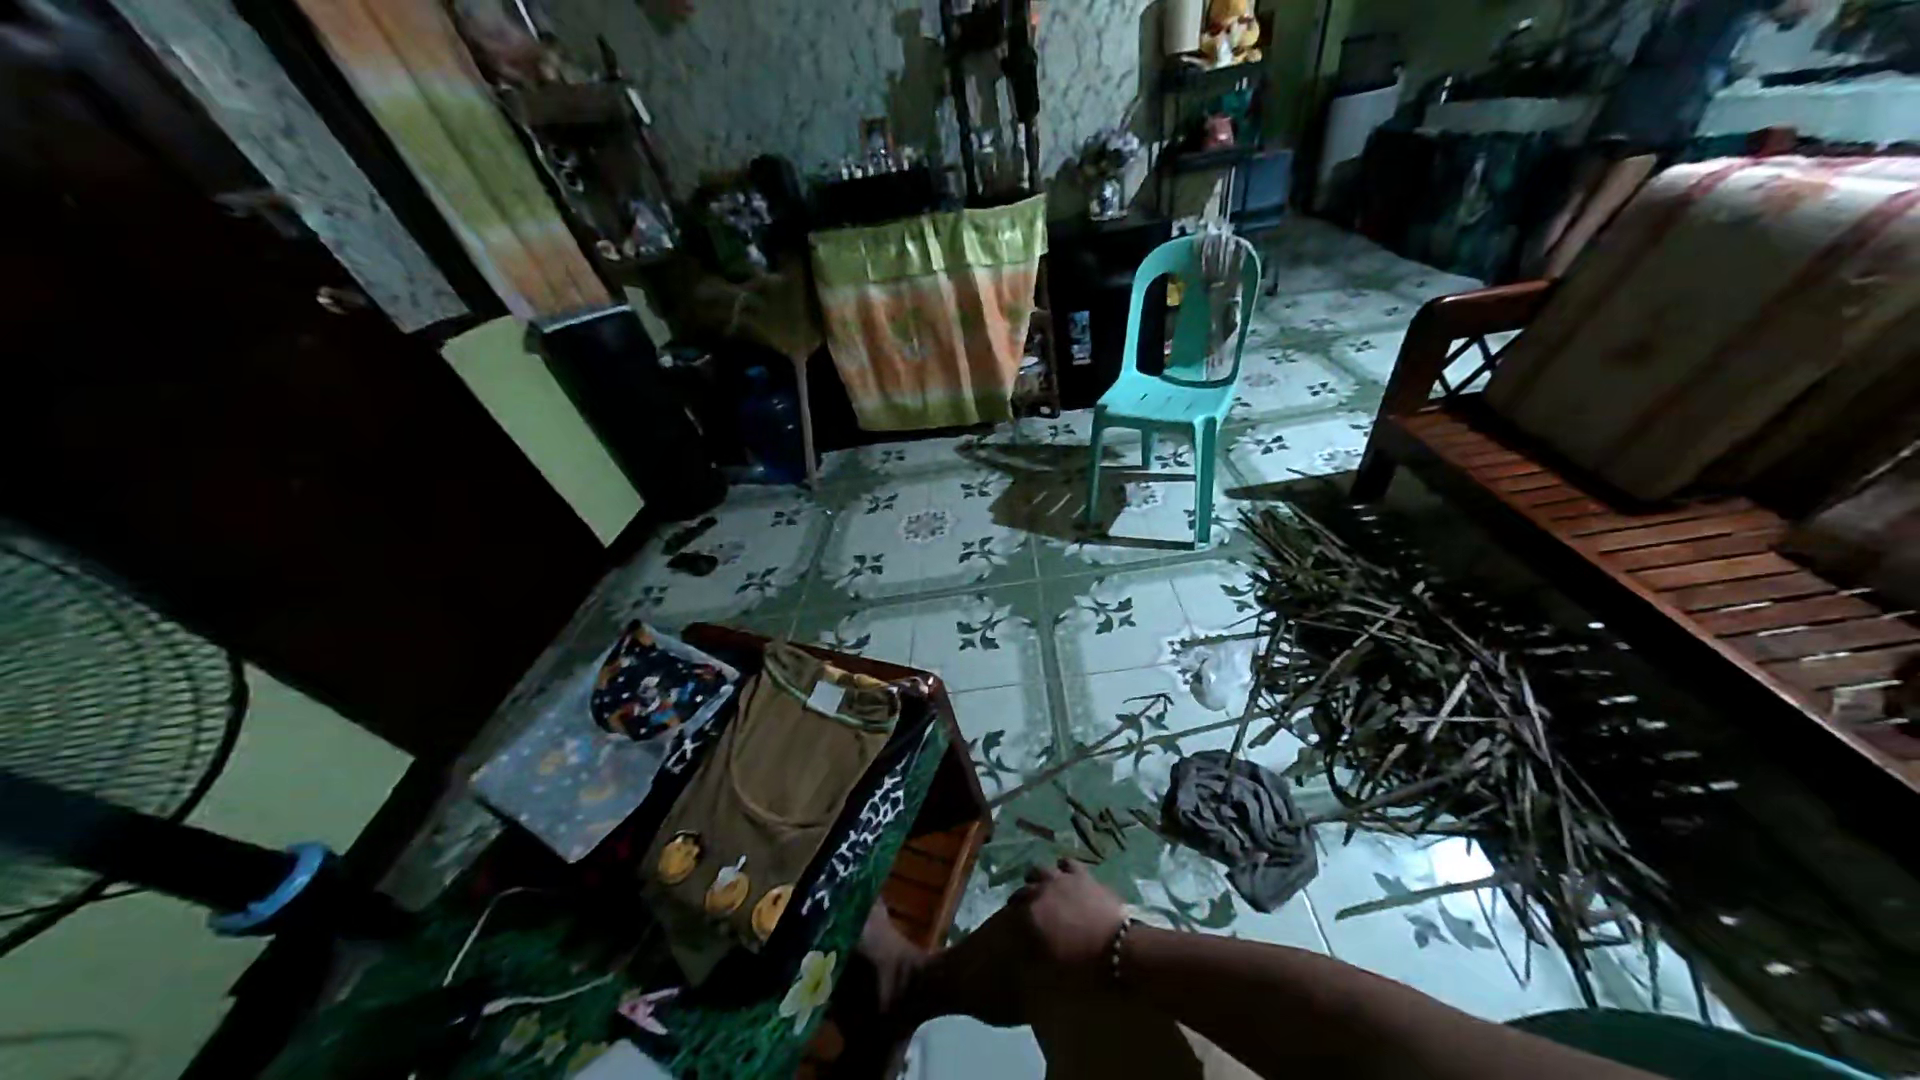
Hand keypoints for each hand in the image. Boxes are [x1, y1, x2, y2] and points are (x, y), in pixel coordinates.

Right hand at [1011, 858, 1127, 979]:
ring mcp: (1061, 879)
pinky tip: (1063, 875)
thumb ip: (1031, 952)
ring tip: (1039, 888)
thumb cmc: (1083, 962)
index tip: (1013, 929)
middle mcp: (1040, 891)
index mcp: (1030, 915)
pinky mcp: (1080, 874)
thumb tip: (1021, 947)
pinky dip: (1061, 868)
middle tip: (1023, 911)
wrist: (1118, 946)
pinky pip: (1066, 863)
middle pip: (1021, 891)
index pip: (1010, 915)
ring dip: (1035, 880)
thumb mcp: (1051, 965)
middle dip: (1019, 901)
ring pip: (1038, 870)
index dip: (1011, 922)